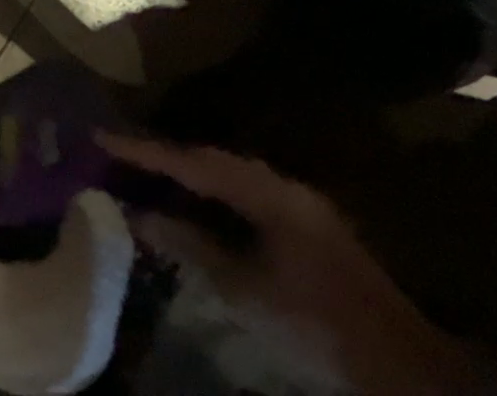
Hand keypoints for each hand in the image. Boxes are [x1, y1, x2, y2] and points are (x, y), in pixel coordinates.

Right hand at [100, 136, 496, 395]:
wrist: (398, 361)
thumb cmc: (312, 320)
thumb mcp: (240, 286)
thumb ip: (188, 244)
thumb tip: (139, 214)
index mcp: (268, 195)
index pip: (191, 162)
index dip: (141, 150)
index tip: (97, 136)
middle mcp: (284, 188)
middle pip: (210, 159)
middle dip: (161, 154)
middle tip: (113, 150)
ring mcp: (298, 204)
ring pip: (226, 173)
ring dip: (184, 169)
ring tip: (140, 168)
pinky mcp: (304, 223)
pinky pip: (240, 189)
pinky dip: (206, 186)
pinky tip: (185, 196)